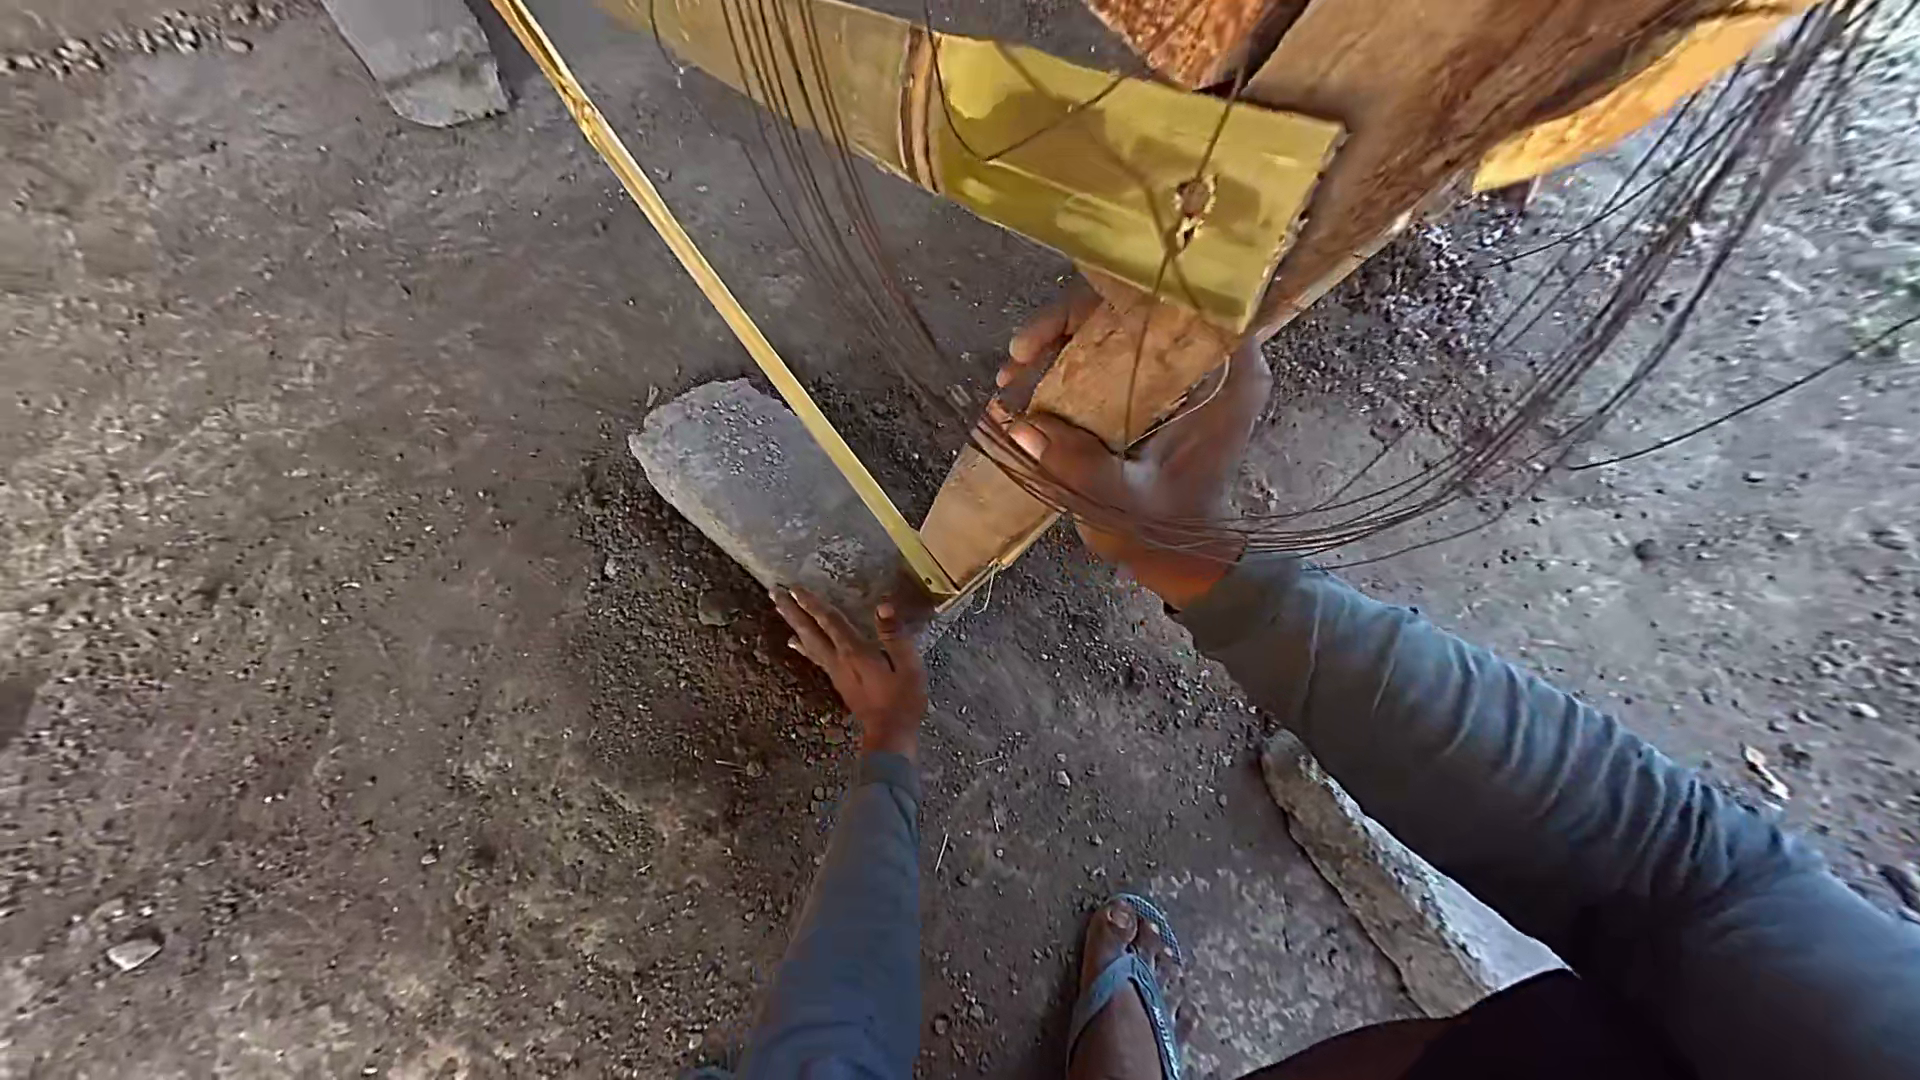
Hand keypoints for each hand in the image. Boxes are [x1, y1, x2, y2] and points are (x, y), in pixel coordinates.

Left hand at [772, 587, 926, 759]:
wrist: (890, 734)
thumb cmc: (903, 699)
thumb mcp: (908, 666)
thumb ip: (894, 635)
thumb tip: (883, 606)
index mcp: (855, 652)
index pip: (830, 622)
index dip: (813, 604)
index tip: (795, 587)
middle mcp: (839, 660)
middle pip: (811, 631)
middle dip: (793, 611)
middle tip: (775, 593)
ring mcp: (836, 672)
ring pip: (809, 644)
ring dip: (794, 624)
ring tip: (779, 610)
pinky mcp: (838, 682)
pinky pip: (815, 657)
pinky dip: (803, 646)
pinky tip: (795, 643)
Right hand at [990, 289, 1272, 608]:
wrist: (1179, 555)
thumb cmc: (1167, 530)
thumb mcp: (1124, 502)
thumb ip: (1079, 466)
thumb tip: (1018, 425)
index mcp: (1227, 375)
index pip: (1178, 299)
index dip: (1116, 296)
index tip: (1060, 326)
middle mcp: (1206, 360)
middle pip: (1136, 306)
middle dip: (1068, 323)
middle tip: (1020, 355)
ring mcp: (1174, 372)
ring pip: (1114, 327)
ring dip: (1057, 343)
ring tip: (1011, 375)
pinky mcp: (1149, 387)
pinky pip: (1106, 355)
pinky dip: (1064, 363)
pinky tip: (1026, 385)